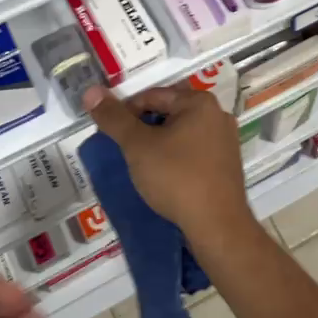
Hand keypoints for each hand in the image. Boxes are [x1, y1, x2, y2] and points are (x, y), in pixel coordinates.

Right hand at [83, 84, 262, 251]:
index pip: (151, 96)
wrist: (217, 226)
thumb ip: (114, 118)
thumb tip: (90, 91)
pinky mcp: (227, 164)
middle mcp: (218, 114)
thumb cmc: (176, 178)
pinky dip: (176, 157)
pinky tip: (165, 176)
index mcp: (200, 102)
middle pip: (168, 112)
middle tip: (125, 149)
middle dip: (144, 128)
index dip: (126, 112)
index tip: (111, 134)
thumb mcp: (137, 146)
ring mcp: (226, 140)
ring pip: (181, 133)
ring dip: (159, 143)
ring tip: (142, 164)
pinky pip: (194, 151)